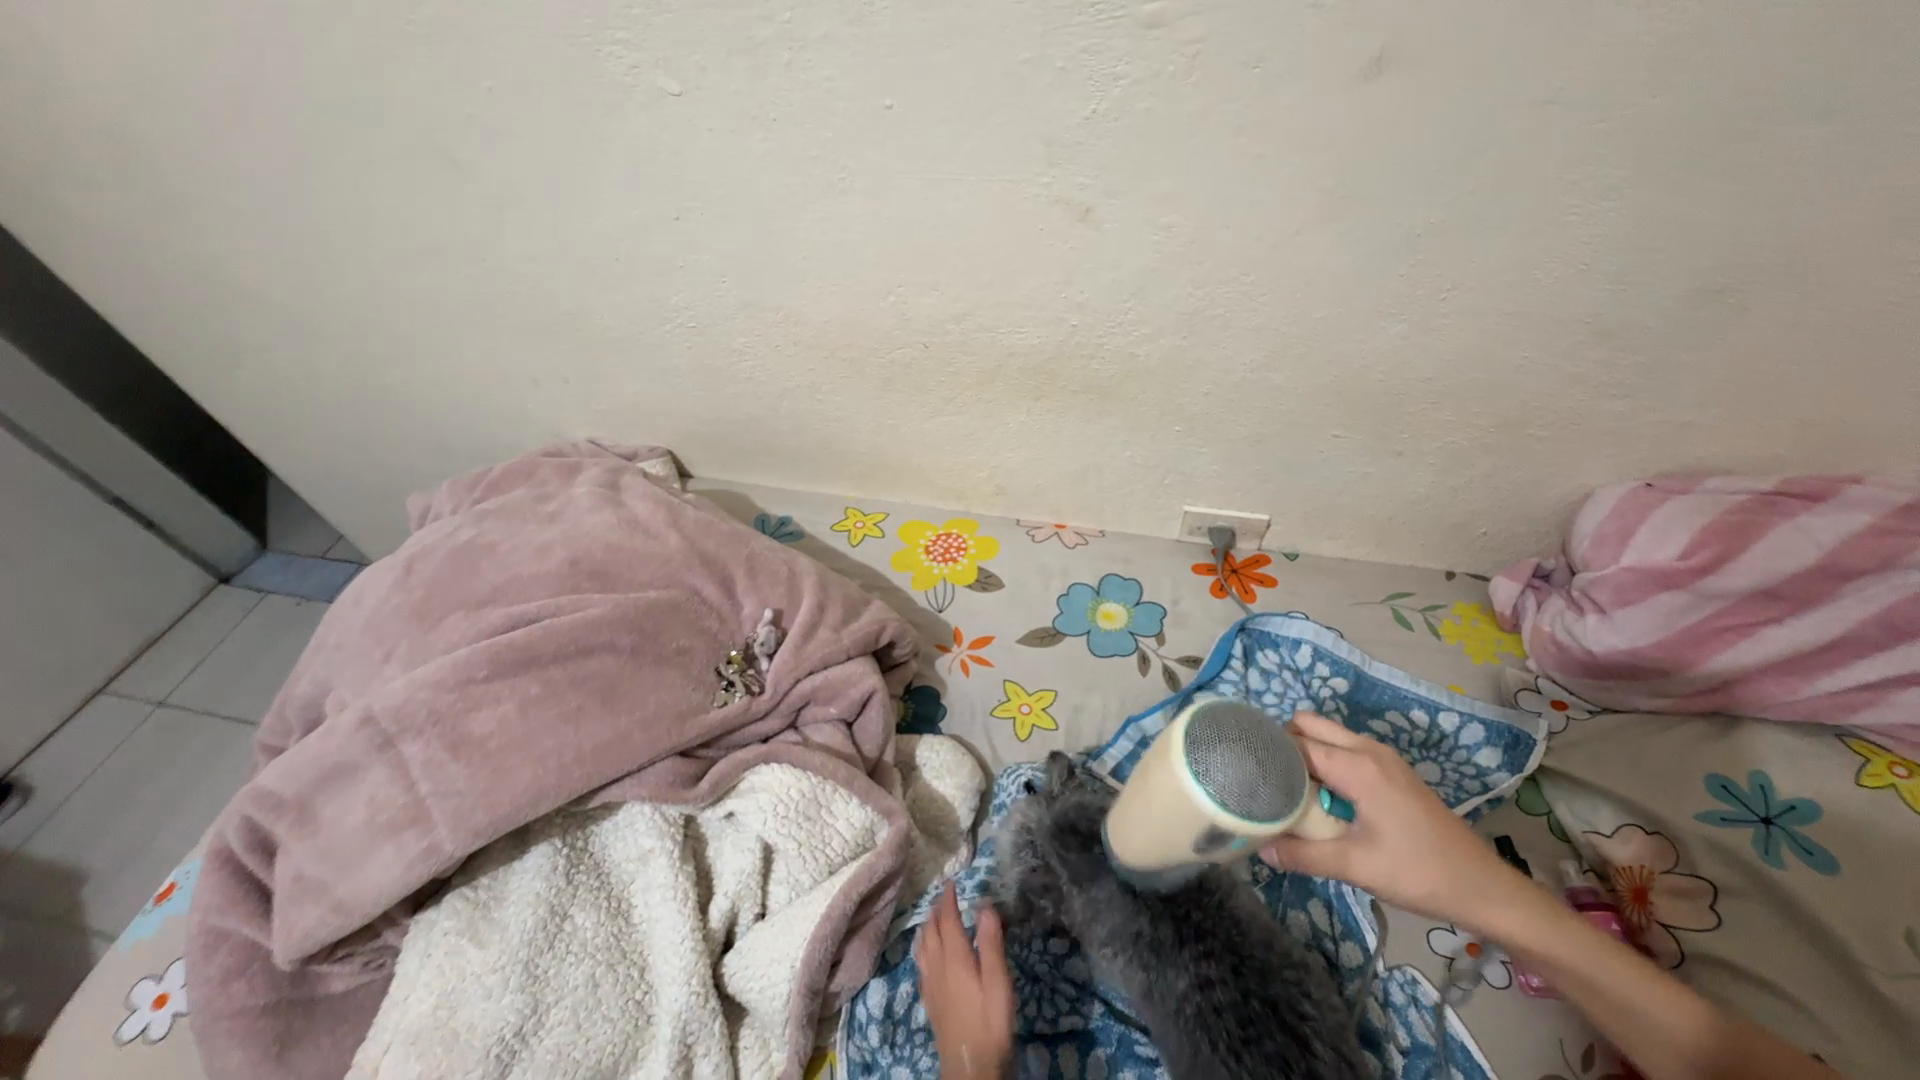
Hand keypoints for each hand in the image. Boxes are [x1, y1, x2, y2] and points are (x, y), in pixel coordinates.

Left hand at [915, 882, 1014, 1079]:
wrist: (969, 1066)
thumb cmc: (990, 1022)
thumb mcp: (998, 982)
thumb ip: (991, 944)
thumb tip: (985, 906)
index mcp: (955, 958)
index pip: (947, 921)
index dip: (948, 900)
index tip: (950, 882)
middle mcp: (937, 967)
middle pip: (931, 931)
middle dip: (936, 911)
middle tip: (943, 896)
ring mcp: (930, 984)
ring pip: (922, 947)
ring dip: (927, 928)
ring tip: (933, 917)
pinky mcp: (930, 1000)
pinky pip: (921, 964)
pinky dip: (923, 948)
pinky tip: (927, 954)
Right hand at [1260, 711, 1525, 928]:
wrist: (1484, 887)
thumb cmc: (1419, 872)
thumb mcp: (1355, 866)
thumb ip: (1303, 855)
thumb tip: (1260, 849)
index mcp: (1358, 766)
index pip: (1295, 743)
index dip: (1267, 754)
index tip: (1243, 772)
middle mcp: (1369, 751)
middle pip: (1310, 725)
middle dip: (1283, 746)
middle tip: (1264, 781)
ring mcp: (1384, 759)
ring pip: (1329, 737)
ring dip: (1305, 756)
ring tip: (1286, 791)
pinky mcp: (1393, 773)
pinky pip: (1345, 752)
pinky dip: (1325, 764)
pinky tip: (1319, 801)